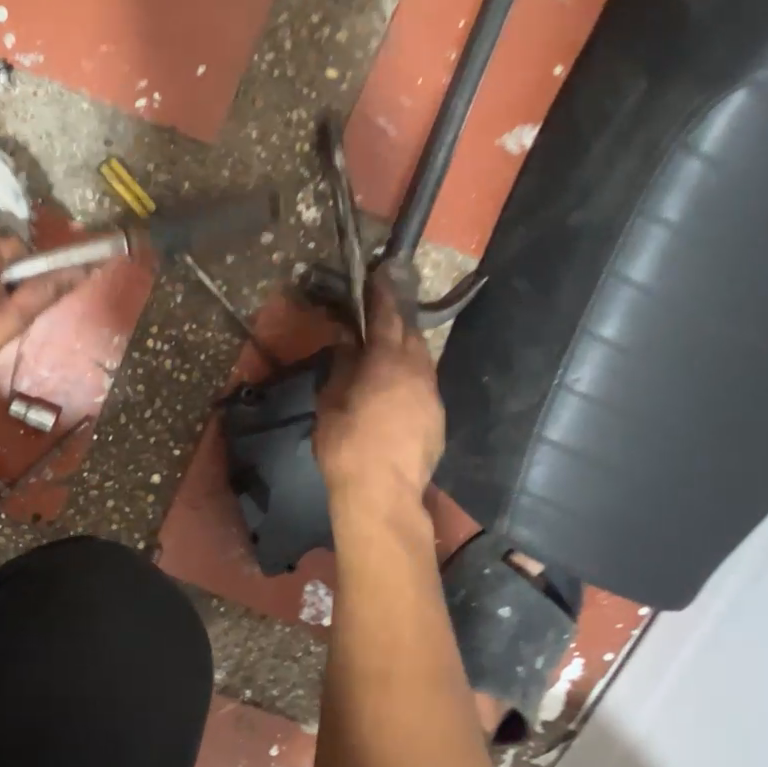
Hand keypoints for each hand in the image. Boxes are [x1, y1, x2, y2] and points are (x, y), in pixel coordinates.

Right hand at [314, 270, 444, 506]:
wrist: (382, 494)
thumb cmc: (346, 445)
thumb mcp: (330, 403)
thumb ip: (340, 368)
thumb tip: (346, 344)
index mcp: (388, 363)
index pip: (388, 317)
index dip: (383, 295)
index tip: (381, 273)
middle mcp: (418, 373)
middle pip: (411, 336)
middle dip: (397, 322)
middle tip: (381, 314)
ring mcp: (433, 397)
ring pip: (421, 362)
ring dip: (404, 352)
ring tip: (384, 353)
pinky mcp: (437, 419)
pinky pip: (423, 387)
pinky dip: (408, 380)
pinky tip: (392, 392)